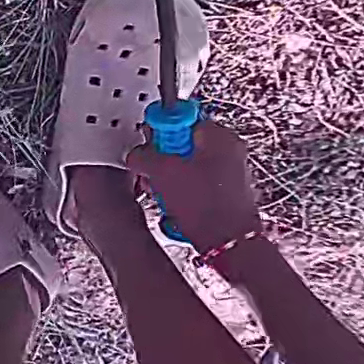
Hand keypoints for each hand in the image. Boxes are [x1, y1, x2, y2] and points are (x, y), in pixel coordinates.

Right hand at [124, 119, 263, 247]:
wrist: (228, 245)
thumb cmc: (207, 207)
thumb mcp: (162, 172)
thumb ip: (143, 155)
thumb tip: (135, 153)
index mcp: (219, 137)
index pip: (181, 117)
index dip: (159, 130)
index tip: (148, 142)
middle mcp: (227, 152)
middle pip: (180, 144)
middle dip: (160, 159)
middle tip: (153, 172)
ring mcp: (226, 174)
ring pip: (182, 167)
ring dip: (165, 180)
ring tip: (162, 193)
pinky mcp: (221, 195)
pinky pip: (189, 185)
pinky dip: (177, 194)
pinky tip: (173, 206)